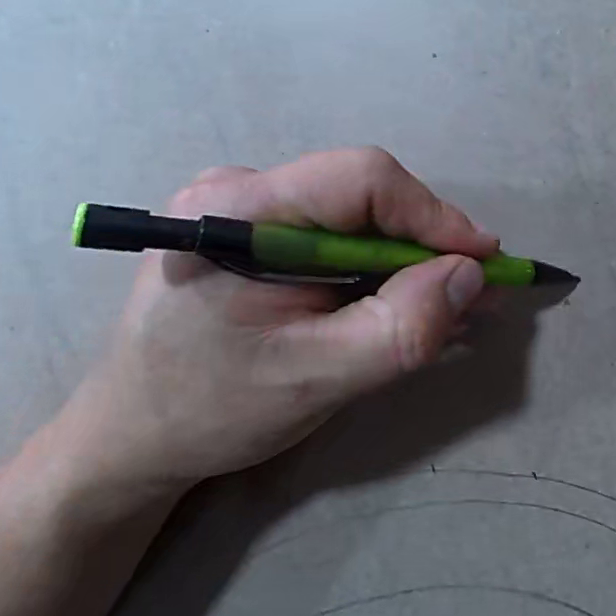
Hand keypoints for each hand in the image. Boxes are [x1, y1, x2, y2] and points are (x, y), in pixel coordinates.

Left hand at [55, 148, 495, 486]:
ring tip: (450, 306)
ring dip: (406, 260)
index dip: (432, 216)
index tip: (484, 264)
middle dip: (426, 244)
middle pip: (361, 194)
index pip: (360, 180)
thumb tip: (471, 276)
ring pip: (353, 216)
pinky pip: (332, 236)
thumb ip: (398, 329)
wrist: (131, 436)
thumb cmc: (210, 411)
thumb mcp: (314, 380)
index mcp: (236, 210)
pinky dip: (376, 269)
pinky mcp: (253, 235)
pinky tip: (403, 302)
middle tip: (476, 293)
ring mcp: (242, 209)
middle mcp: (237, 190)